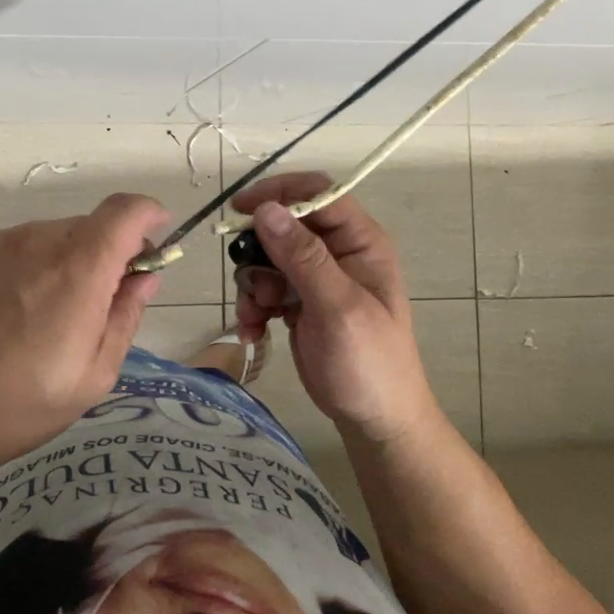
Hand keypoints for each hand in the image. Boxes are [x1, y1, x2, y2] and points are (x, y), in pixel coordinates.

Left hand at [0, 193, 168, 460]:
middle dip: (104, 253)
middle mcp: (37, 241)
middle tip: (95, 302)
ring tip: (43, 316)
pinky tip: (7, 312)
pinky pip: (10, 247)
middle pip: (87, 227)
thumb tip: (145, 276)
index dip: (147, 214)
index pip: (124, 211)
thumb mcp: (96, 373)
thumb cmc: (27, 402)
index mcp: (79, 269)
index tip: (155, 235)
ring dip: (61, 261)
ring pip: (47, 236)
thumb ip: (126, 314)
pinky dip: (23, 267)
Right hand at [231, 171, 439, 441]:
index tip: (240, 210)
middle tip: (251, 283)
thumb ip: (303, 257)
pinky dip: (253, 306)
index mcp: (360, 242)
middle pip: (284, 225)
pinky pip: (264, 287)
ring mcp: (318, 278)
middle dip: (258, 252)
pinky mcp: (300, 302)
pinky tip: (253, 330)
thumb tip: (266, 210)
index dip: (278, 194)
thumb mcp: (337, 308)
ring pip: (267, 257)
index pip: (318, 194)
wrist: (374, 419)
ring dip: (252, 285)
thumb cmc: (368, 363)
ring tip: (255, 315)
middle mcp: (338, 252)